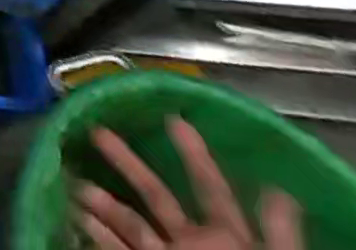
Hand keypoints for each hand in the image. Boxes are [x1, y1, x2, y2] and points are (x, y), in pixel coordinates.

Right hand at [77, 118, 302, 249]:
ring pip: (131, 225)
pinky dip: (98, 239)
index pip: (210, 189)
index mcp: (227, 240)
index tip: (173, 119)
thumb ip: (279, 237)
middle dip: (127, 164)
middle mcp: (194, 245)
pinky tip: (78, 222)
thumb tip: (279, 188)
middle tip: (97, 131)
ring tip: (76, 184)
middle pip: (156, 196)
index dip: (195, 156)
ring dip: (104, 204)